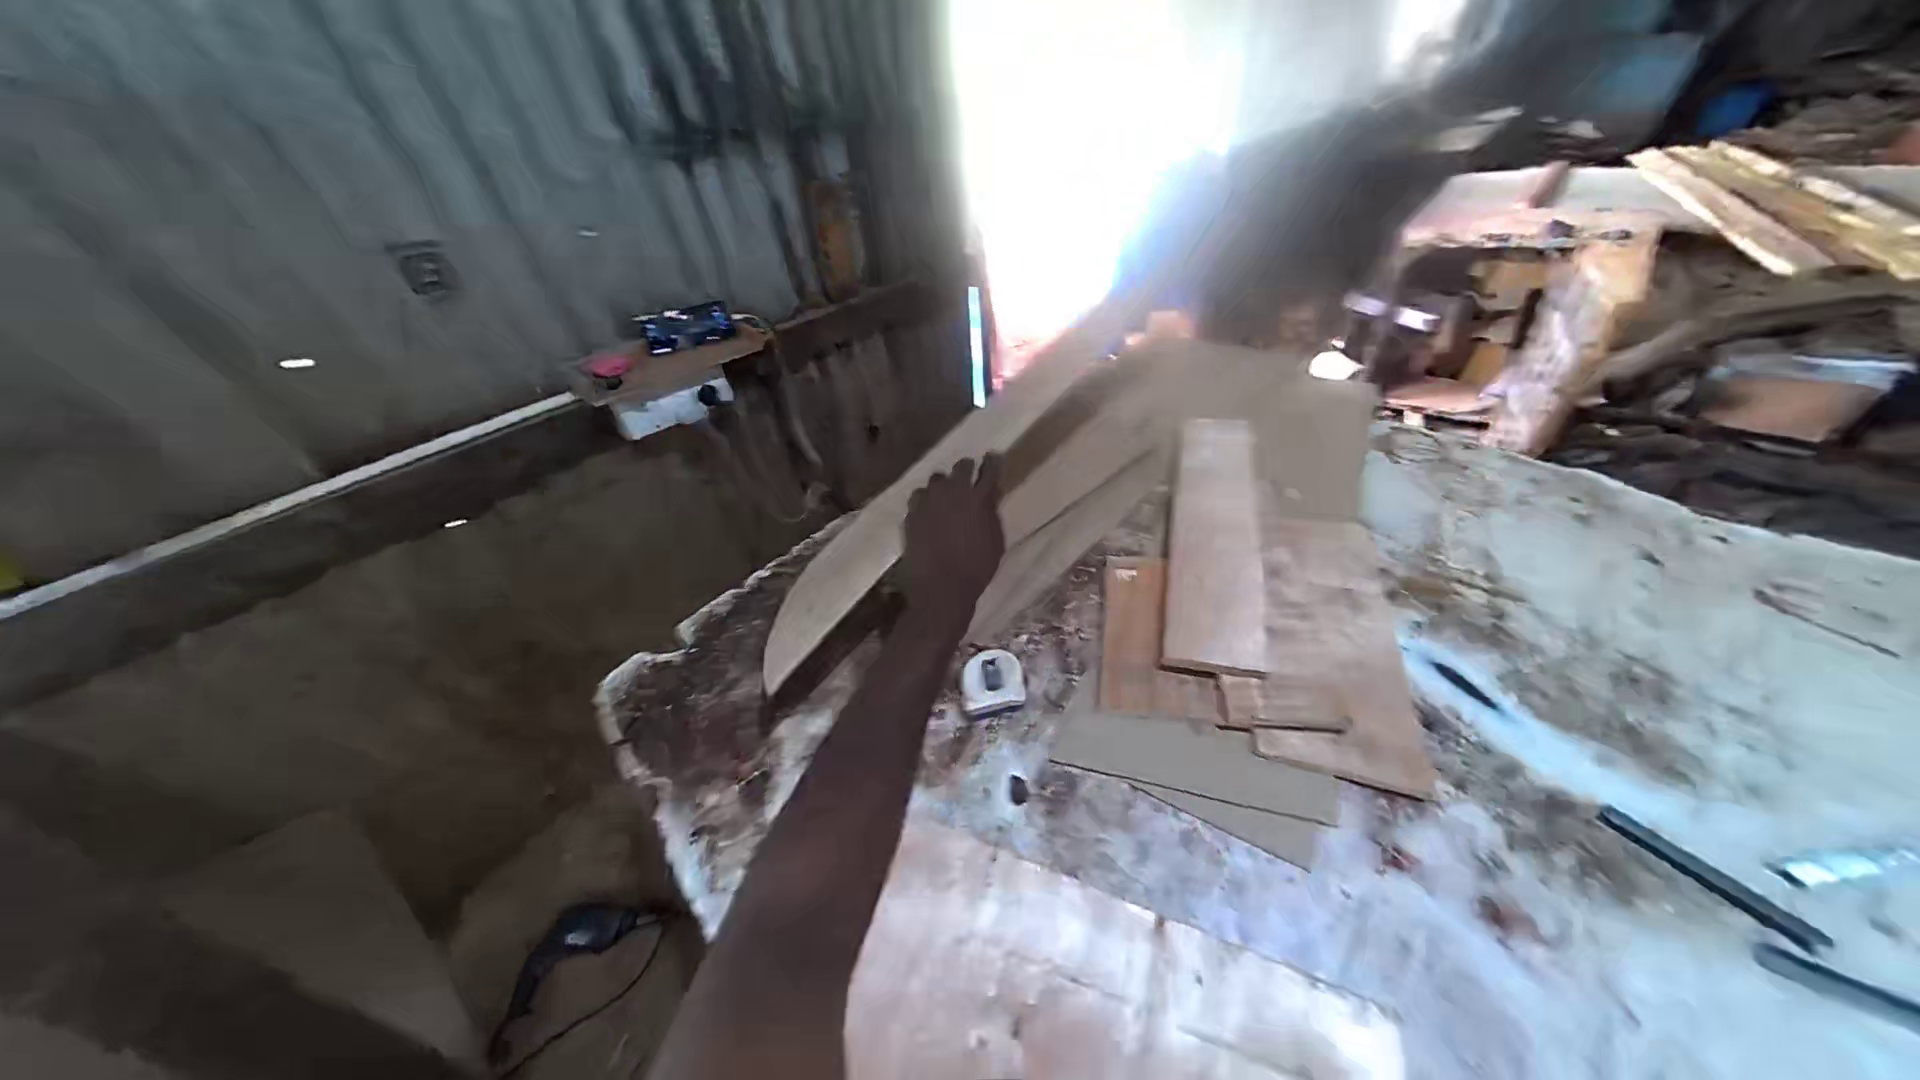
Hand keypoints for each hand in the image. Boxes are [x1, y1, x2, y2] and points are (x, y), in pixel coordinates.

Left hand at [898, 455, 1004, 631]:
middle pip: (961, 467)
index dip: (992, 462)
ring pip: (936, 479)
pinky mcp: (911, 513)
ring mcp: (929, 501)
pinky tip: (927, 511)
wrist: (941, 589)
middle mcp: (954, 493)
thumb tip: (988, 499)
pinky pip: (918, 497)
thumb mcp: (995, 541)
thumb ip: (991, 514)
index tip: (992, 458)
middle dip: (966, 470)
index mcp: (980, 499)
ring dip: (943, 485)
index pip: (990, 470)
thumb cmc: (977, 570)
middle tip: (968, 476)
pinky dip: (925, 501)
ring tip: (945, 497)